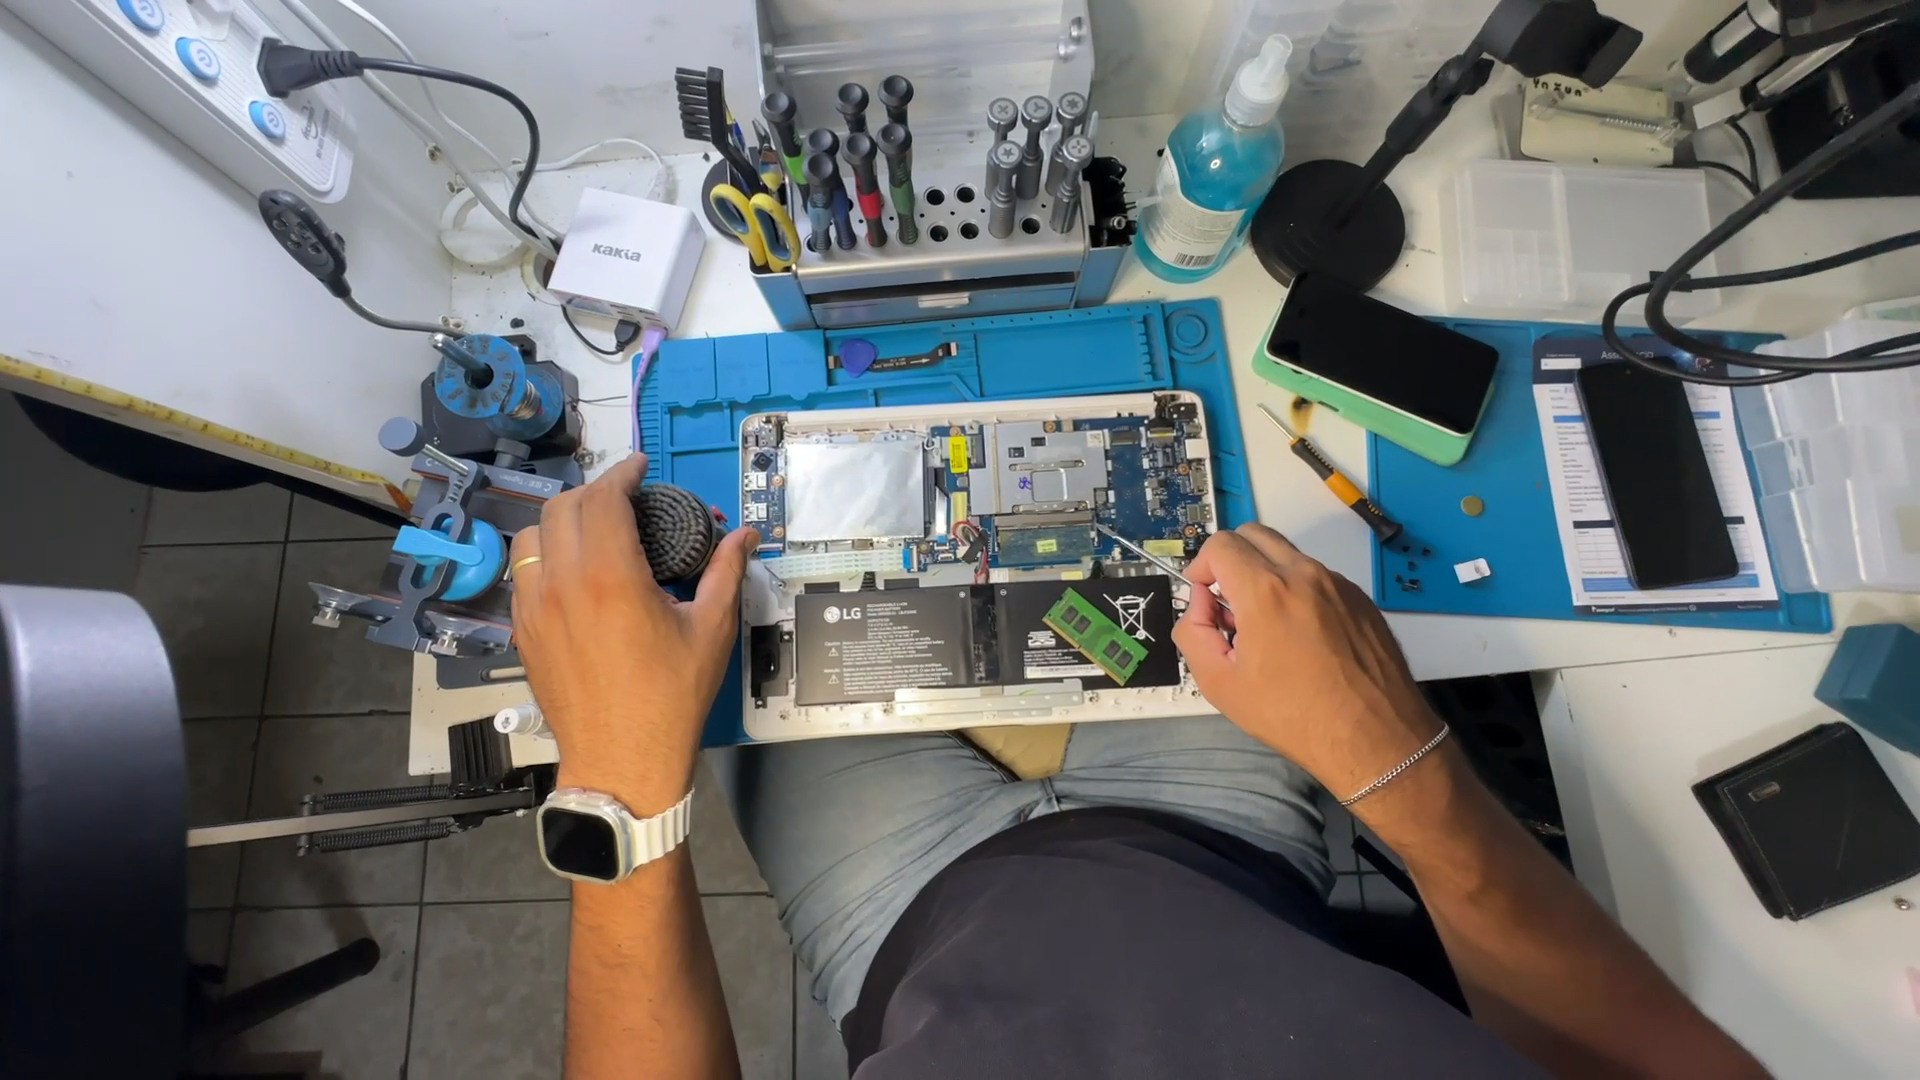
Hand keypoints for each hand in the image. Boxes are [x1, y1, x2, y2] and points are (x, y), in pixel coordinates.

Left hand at [508, 454, 757, 811]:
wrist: (621, 759)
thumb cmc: (673, 694)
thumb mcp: (711, 629)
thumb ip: (725, 571)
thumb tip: (745, 535)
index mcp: (612, 577)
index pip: (604, 500)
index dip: (622, 473)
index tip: (640, 466)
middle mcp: (563, 583)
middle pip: (562, 507)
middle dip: (594, 489)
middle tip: (625, 495)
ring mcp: (534, 609)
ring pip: (532, 537)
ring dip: (563, 519)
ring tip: (594, 528)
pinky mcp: (522, 632)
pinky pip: (523, 573)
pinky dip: (546, 554)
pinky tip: (573, 571)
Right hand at [1172, 524, 1443, 800]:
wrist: (1376, 741)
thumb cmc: (1293, 716)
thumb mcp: (1219, 684)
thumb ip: (1193, 633)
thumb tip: (1202, 605)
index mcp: (1266, 591)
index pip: (1221, 545)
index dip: (1200, 567)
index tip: (1203, 598)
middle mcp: (1304, 575)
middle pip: (1254, 534)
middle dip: (1230, 559)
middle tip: (1227, 602)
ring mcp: (1338, 584)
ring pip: (1287, 555)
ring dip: (1264, 574)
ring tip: (1266, 625)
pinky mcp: (1361, 600)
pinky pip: (1317, 577)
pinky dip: (1297, 591)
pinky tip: (1302, 637)